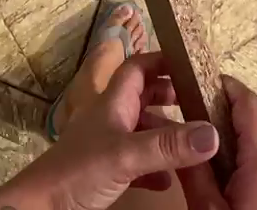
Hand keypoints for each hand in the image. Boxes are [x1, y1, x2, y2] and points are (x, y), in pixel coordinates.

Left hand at [0, 51, 219, 209]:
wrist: (44, 207)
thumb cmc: (80, 168)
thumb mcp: (126, 153)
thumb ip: (167, 145)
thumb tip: (212, 132)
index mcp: (114, 101)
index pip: (139, 67)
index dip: (162, 61)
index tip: (190, 63)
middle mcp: (111, 117)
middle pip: (143, 96)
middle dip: (170, 98)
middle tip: (198, 106)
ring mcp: (108, 144)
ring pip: (143, 130)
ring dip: (166, 136)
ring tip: (194, 146)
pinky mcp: (106, 171)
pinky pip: (138, 163)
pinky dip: (156, 167)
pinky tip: (170, 180)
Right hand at [179, 77, 256, 209]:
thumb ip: (193, 169)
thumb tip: (178, 132)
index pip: (248, 102)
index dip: (225, 85)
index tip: (200, 81)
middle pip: (253, 129)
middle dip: (224, 130)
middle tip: (194, 143)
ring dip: (240, 155)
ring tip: (215, 179)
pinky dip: (256, 173)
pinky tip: (238, 197)